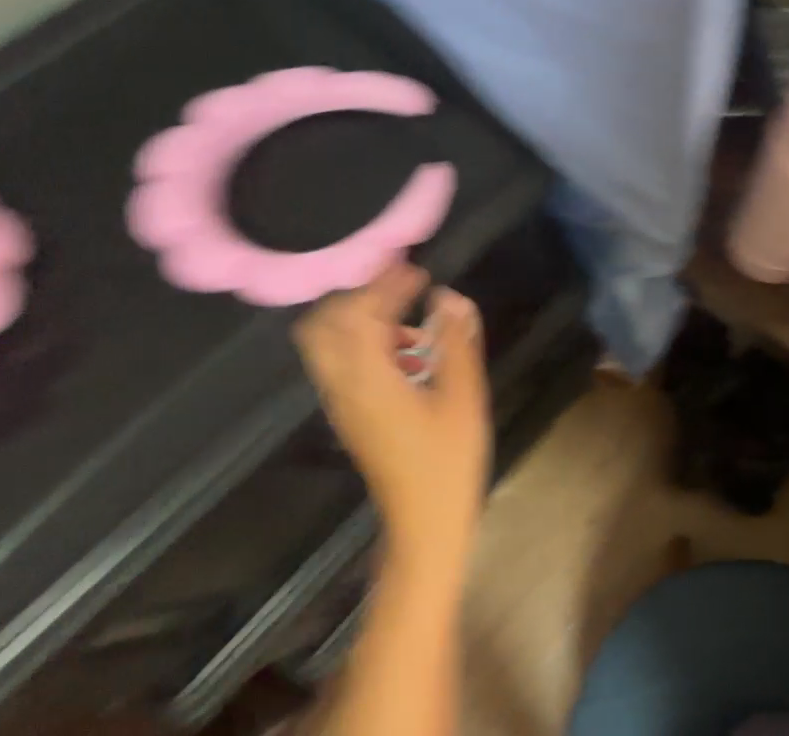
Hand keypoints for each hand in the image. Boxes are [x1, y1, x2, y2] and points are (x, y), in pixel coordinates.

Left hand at [293, 263, 491, 562]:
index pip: (357, 314)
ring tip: (413, 318)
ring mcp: (343, 403)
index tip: (416, 269)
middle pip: (324, 325)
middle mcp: (343, 386)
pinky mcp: (353, 415)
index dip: (383, 284)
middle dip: (359, 297)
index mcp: (368, 379)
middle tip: (401, 286)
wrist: (425, 520)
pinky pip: (344, 364)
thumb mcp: (463, 397)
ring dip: (364, 320)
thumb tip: (450, 298)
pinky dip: (368, 344)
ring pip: (331, 344)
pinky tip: (411, 353)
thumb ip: (456, 344)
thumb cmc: (448, 460)